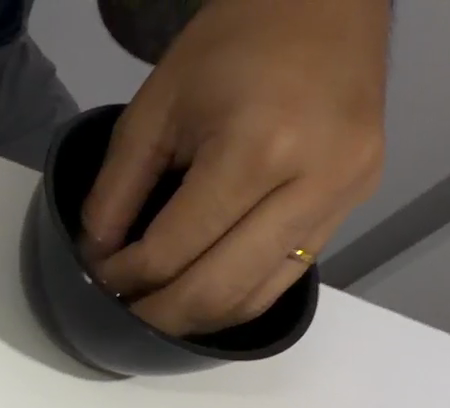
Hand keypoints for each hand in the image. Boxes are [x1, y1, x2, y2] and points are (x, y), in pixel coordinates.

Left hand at [82, 0, 389, 336]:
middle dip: (153, 316)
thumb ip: (112, 196)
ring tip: (150, 312)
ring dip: (192, 319)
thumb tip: (95, 259)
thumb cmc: (229, 46)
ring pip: (253, 299)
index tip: (94, 276)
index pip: (169, 254)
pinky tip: (194, 295)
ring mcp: (345, 196)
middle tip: (115, 315)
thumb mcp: (148, 114)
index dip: (120, 278)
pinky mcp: (355, 202)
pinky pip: (284, 278)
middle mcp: (314, 182)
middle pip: (215, 291)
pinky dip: (231, 299)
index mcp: (258, 152)